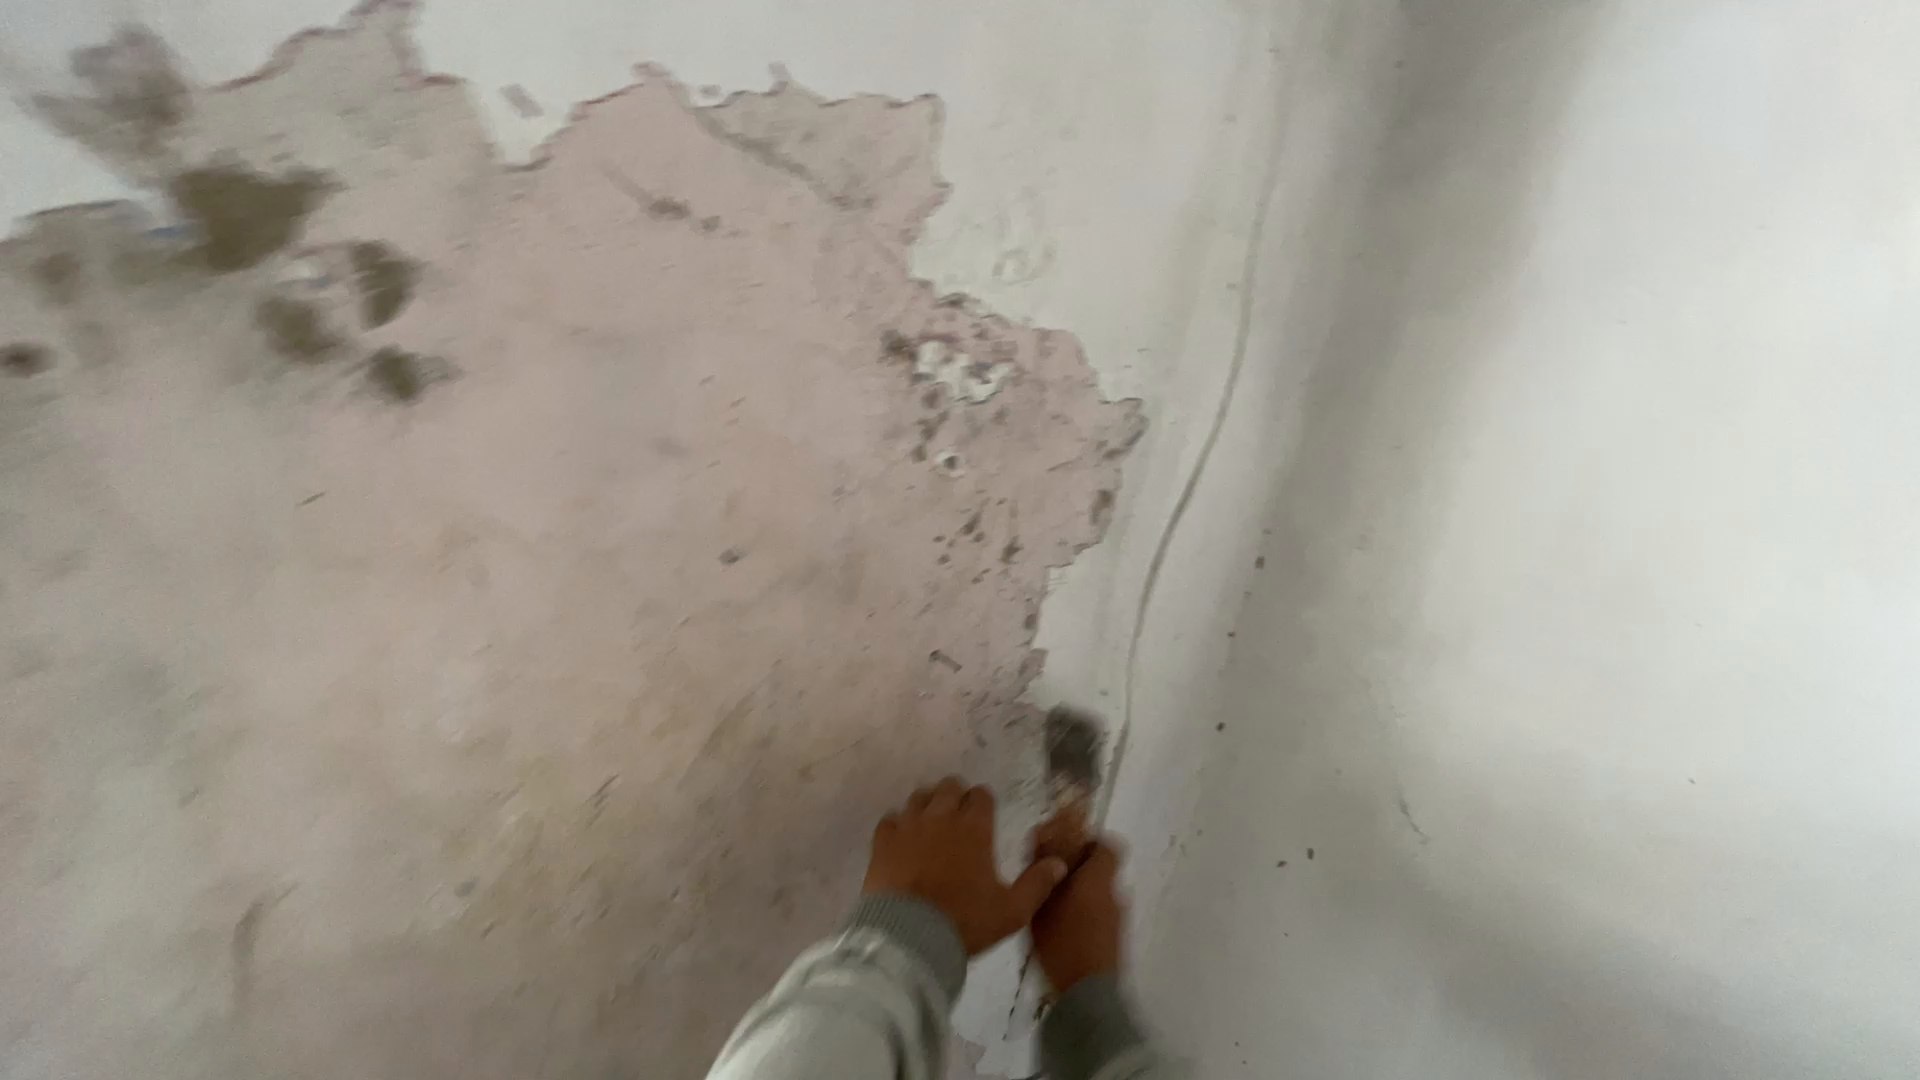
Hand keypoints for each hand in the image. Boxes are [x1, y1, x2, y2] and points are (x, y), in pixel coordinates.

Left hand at [863, 777, 1068, 954]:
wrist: (909, 939)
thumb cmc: (965, 922)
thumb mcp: (1011, 911)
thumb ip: (1037, 884)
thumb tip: (1060, 864)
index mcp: (974, 826)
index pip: (982, 795)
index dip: (984, 805)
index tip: (985, 820)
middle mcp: (942, 816)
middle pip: (950, 786)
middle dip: (957, 797)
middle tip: (959, 821)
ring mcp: (909, 825)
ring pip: (920, 797)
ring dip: (928, 806)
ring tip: (931, 827)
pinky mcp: (883, 841)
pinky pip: (890, 819)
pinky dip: (898, 826)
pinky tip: (902, 843)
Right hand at [1029, 837, 1125, 993]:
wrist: (1089, 998)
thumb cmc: (1063, 945)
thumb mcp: (1042, 906)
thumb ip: (1043, 874)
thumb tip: (1043, 846)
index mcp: (1099, 880)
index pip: (1109, 846)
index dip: (1091, 840)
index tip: (1068, 846)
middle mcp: (1115, 895)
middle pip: (1101, 870)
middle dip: (1078, 870)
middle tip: (1050, 879)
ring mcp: (1118, 920)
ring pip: (1100, 894)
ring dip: (1081, 895)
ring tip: (1052, 909)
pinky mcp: (1116, 941)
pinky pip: (1101, 915)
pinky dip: (1086, 915)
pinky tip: (1062, 930)